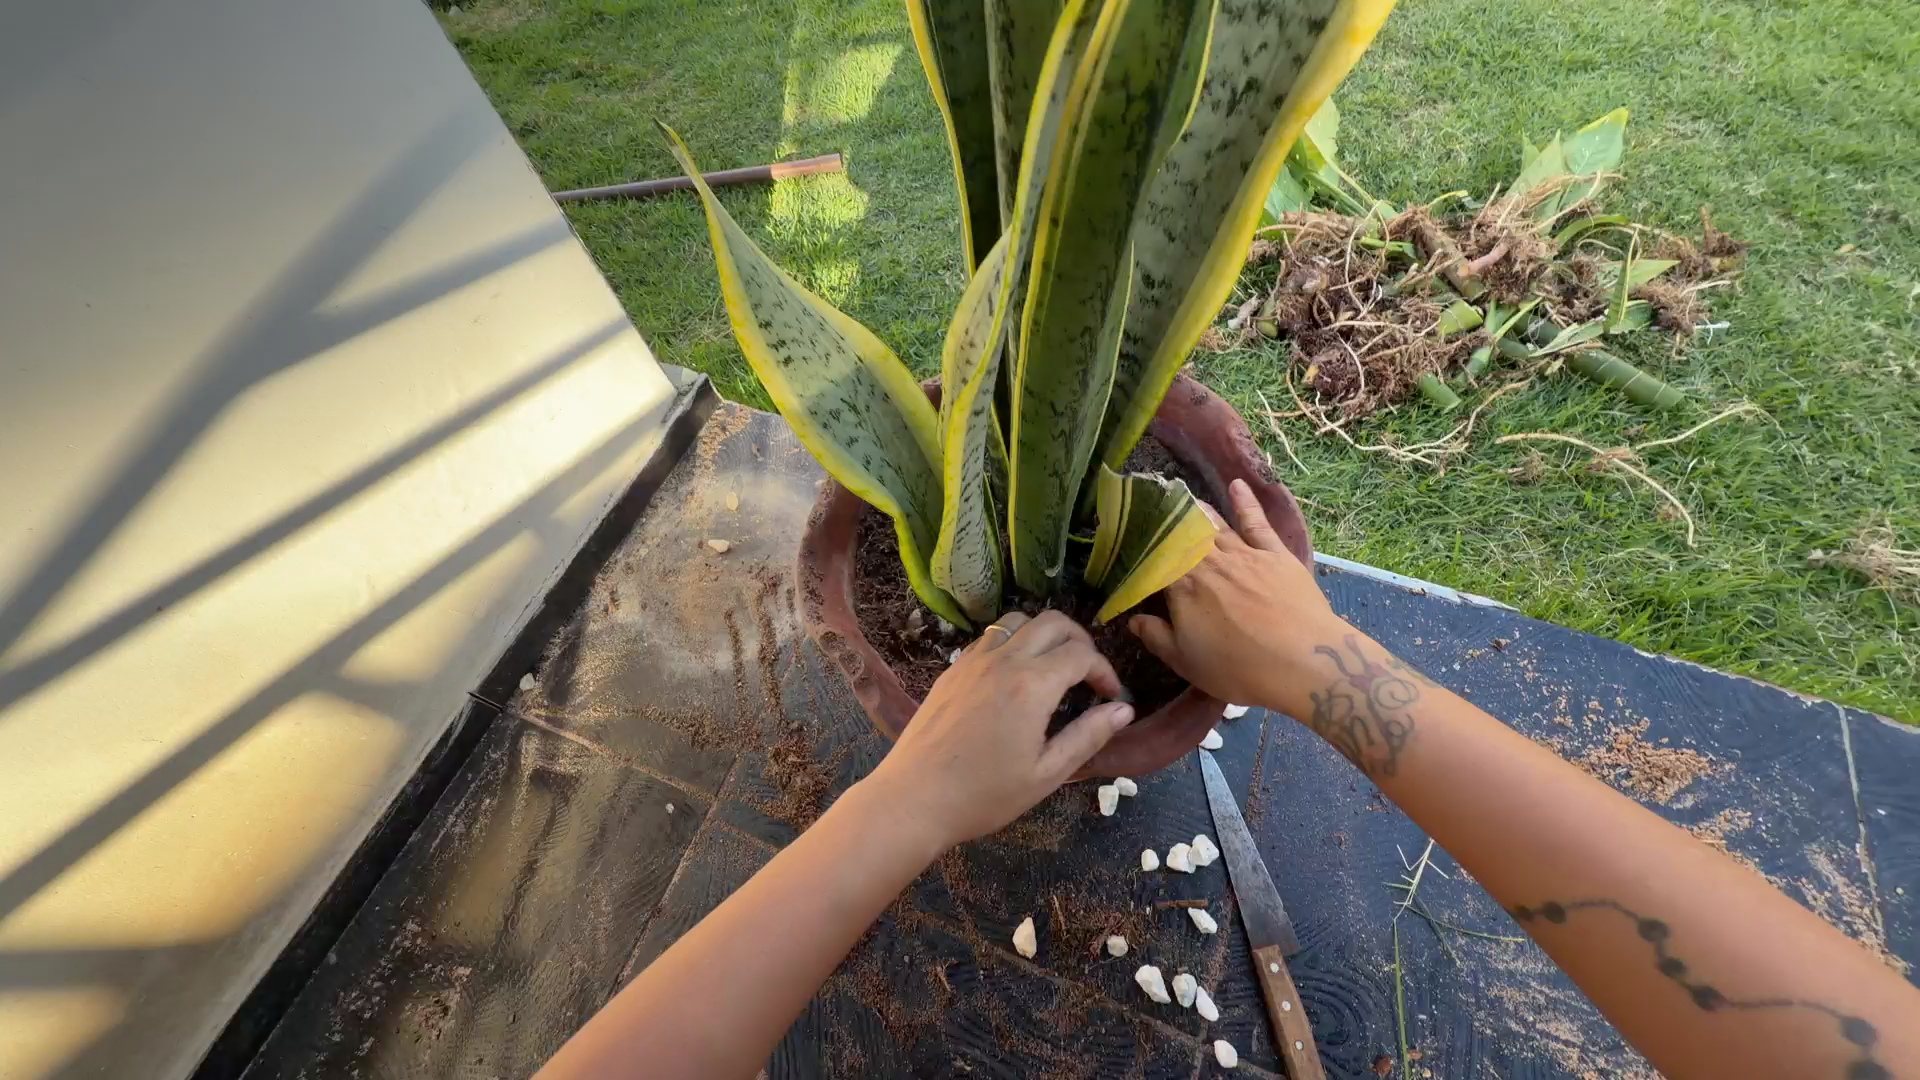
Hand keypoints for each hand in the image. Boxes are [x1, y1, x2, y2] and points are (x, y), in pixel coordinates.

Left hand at [859, 611, 1134, 850]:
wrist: (914, 797)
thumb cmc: (984, 795)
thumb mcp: (1046, 774)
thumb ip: (1088, 736)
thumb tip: (1123, 709)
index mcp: (1032, 685)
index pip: (1081, 654)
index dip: (1104, 671)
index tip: (1110, 696)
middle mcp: (1004, 659)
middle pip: (1053, 622)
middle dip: (1080, 642)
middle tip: (1087, 675)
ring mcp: (973, 659)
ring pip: (1018, 620)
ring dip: (1044, 634)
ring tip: (1052, 667)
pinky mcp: (953, 667)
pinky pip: (991, 636)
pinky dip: (1013, 641)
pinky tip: (1015, 675)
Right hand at [1129, 478, 1345, 716]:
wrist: (1303, 663)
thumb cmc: (1239, 668)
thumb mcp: (1186, 662)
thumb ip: (1156, 637)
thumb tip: (1134, 619)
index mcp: (1182, 587)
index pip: (1156, 560)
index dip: (1143, 549)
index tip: (1129, 538)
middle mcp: (1209, 562)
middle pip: (1184, 536)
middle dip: (1167, 521)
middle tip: (1153, 504)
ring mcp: (1245, 554)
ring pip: (1215, 525)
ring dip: (1198, 510)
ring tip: (1184, 497)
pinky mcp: (1276, 554)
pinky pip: (1256, 523)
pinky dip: (1246, 502)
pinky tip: (1237, 485)